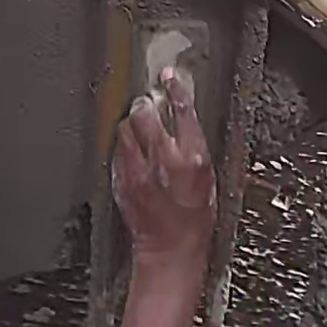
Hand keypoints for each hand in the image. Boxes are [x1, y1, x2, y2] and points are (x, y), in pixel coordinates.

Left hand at [113, 67, 215, 281]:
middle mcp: (164, 160)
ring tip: (139, 131)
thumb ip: (194, 148)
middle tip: (147, 104)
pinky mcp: (121, 180)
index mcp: (193, 157)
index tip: (168, 76)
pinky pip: (117, 151)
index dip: (175, 88)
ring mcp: (138, 169)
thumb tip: (184, 122)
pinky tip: (133, 155)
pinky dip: (124, 147)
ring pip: (125, 129)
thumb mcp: (208, 180)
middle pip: (145, 113)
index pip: (183, 110)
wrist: (170, 249)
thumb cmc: (195, 219)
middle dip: (145, 105)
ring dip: (131, 125)